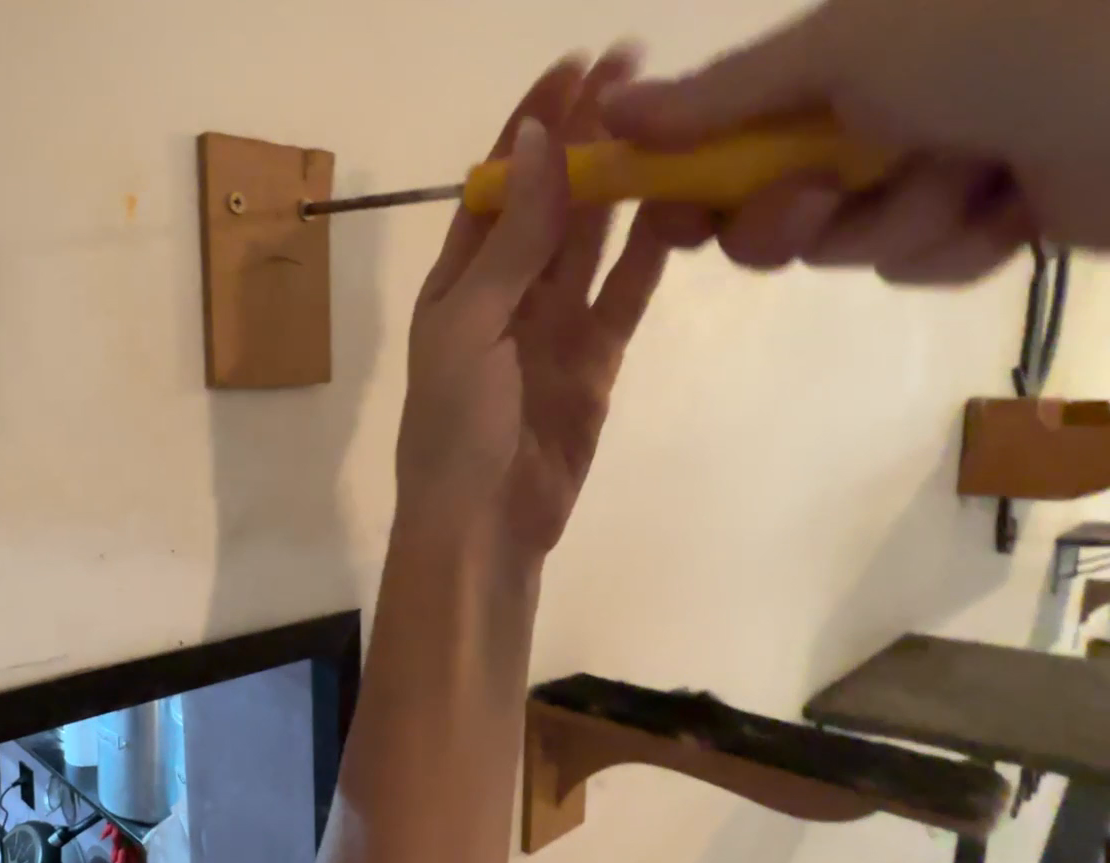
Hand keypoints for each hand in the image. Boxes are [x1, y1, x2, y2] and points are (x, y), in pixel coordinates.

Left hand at [398, 52, 668, 555]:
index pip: (496, 188)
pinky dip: (649, 253)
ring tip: (671, 120)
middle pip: (547, 204)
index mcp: (456, 284)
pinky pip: (624, 294)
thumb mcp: (468, 328)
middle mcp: (502, 296)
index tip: (574, 68)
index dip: (529, 128)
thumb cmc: (456, 426)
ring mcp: (551, 326)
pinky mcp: (593, 359)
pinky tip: (681, 203)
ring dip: (623, 185)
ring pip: (591, 241)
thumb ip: (509, 244)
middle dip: (584, 141)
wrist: (483, 519)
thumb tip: (535, 143)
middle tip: (637, 70)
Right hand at [603, 0, 1109, 280]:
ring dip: (892, 225)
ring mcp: (936, 162)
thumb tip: (608, 113)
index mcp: (842, 62)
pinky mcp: (991, 216)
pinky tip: (1013, 208)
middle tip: (821, 200)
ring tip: (971, 179)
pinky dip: (957, 245)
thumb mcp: (848, 48)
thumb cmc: (1015, 36)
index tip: (673, 218)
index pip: (720, 142)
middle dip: (789, 219)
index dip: (687, 187)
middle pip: (766, 208)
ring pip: (843, 244)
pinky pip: (918, 263)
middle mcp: (878, 111)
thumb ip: (720, 95)